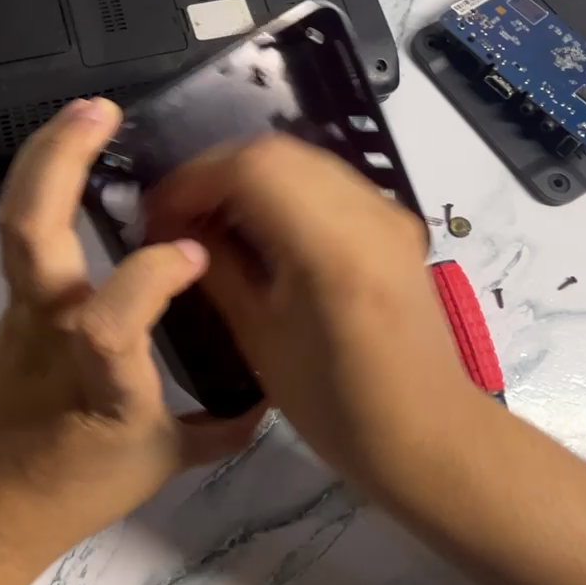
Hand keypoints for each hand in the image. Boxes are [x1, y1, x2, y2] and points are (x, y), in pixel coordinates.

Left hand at [0, 98, 265, 571]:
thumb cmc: (73, 488)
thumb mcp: (160, 463)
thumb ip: (220, 426)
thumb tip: (270, 393)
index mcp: (96, 385)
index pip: (109, 326)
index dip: (150, 280)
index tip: (195, 254)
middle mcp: (49, 334)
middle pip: (30, 240)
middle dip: (59, 165)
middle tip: (100, 111)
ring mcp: (20, 312)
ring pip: (15, 225)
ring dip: (46, 158)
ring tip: (87, 112)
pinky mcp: (11, 304)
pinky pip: (25, 235)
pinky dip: (47, 185)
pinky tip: (75, 157)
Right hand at [142, 134, 478, 503]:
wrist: (428, 433)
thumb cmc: (335, 405)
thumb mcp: (259, 337)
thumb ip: (218, 268)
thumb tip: (178, 227)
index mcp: (331, 247)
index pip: (251, 168)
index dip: (194, 179)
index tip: (157, 213)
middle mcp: (367, 211)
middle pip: (275, 151)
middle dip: (215, 172)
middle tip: (178, 213)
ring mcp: (387, 210)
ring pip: (300, 158)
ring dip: (246, 175)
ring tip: (211, 215)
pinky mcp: (393, 220)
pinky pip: (324, 179)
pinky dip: (280, 186)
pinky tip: (258, 222)